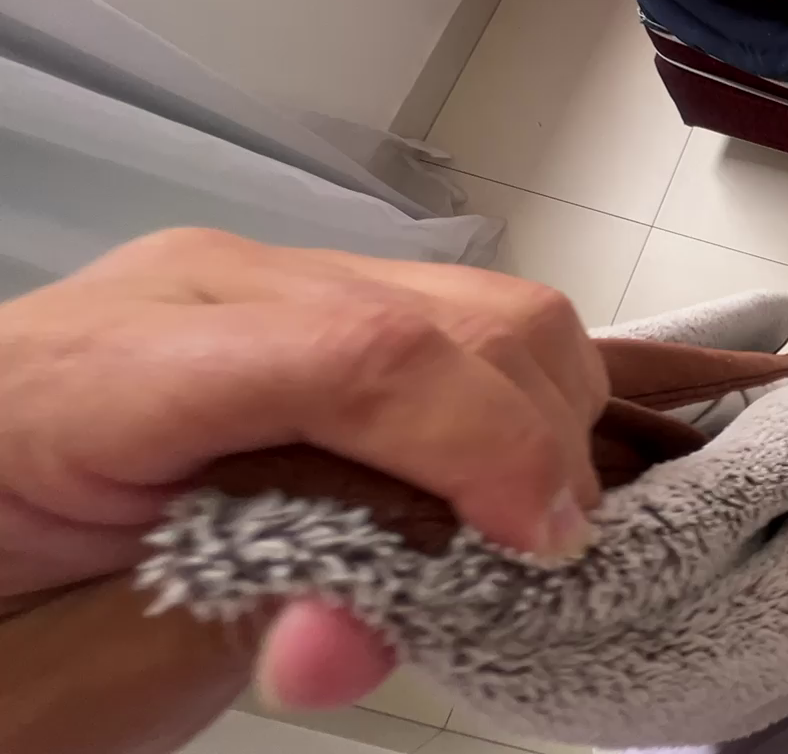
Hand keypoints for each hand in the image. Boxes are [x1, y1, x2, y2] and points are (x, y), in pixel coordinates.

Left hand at [0, 229, 608, 707]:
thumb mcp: (73, 667)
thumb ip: (249, 623)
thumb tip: (382, 625)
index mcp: (112, 367)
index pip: (365, 358)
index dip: (486, 445)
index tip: (538, 546)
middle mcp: (233, 286)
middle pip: (473, 321)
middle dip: (539, 443)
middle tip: (540, 552)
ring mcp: (305, 279)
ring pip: (509, 308)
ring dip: (553, 417)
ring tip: (523, 514)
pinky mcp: (354, 296)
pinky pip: (494, 321)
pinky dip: (534, 397)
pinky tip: (502, 464)